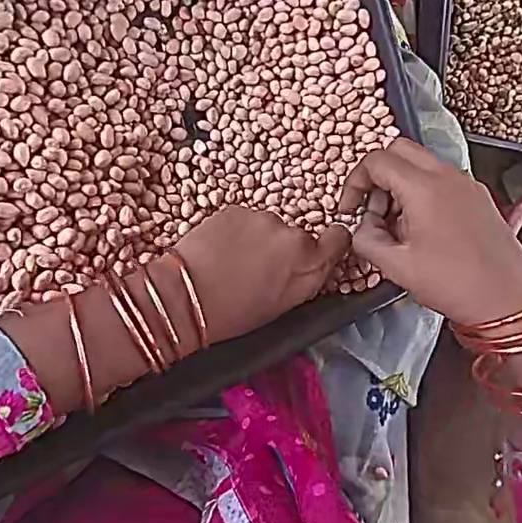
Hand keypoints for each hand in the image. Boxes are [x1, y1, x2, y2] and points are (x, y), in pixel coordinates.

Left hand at [172, 206, 351, 341]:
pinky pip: (245, 220)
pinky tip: (221, 251)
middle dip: (285, 249)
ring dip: (259, 239)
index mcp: (307, 262)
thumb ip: (308, 279)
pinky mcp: (236, 210)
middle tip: (261, 271)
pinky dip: (237, 232)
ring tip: (234, 263)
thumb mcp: (282, 306)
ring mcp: (262, 218)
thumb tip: (317, 263)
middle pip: (298, 236)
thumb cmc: (232, 312)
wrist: (184, 296)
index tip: (318, 252)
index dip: (329, 245)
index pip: (338, 239)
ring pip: (270, 227)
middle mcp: (290, 234)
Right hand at [338, 139, 521, 326]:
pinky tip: (422, 228)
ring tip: (397, 225)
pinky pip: (441, 178)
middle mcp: (446, 175)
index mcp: (423, 187)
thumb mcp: (396, 267)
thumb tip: (360, 227)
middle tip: (373, 210)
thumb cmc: (454, 283)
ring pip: (421, 162)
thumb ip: (366, 239)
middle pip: (399, 150)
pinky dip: (422, 190)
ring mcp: (466, 183)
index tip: (351, 209)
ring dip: (400, 183)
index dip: (354, 182)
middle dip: (377, 175)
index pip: (376, 161)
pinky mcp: (478, 196)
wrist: (510, 300)